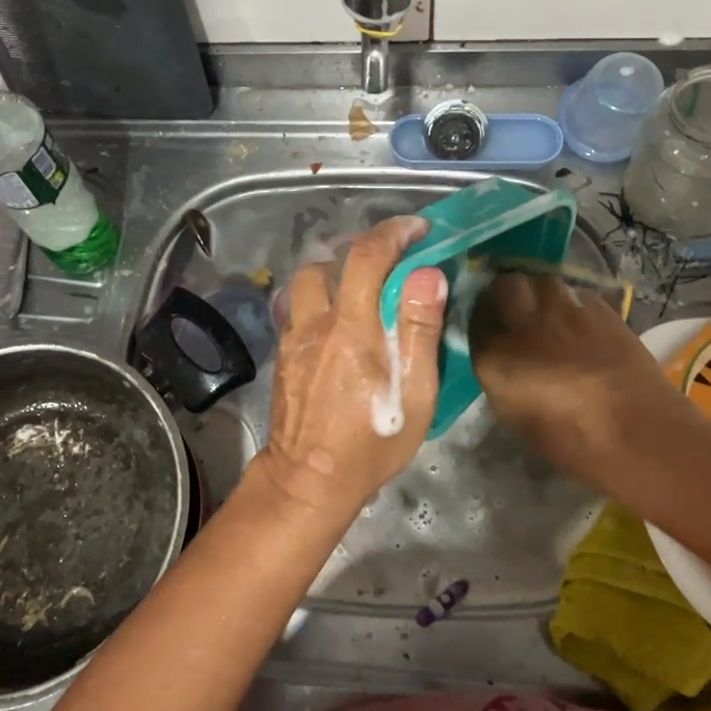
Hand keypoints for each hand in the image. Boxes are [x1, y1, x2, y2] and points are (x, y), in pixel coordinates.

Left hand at [253, 216, 447, 519]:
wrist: (308, 481)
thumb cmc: (371, 443)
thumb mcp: (414, 395)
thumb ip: (419, 330)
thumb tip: (427, 274)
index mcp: (352, 328)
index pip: (367, 256)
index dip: (393, 232)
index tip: (417, 229)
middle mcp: (316, 322)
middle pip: (329, 260)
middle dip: (361, 250)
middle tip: (391, 262)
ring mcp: (294, 336)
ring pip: (307, 282)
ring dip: (334, 274)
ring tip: (362, 291)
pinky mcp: (283, 353)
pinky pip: (299, 308)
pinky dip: (320, 299)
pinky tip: (338, 323)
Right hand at [470, 272, 709, 499]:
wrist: (642, 435)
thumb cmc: (574, 443)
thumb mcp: (517, 416)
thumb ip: (500, 376)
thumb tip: (500, 355)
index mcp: (495, 356)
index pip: (475, 320)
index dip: (482, 321)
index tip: (489, 330)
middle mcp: (524, 323)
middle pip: (504, 287)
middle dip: (505, 295)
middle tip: (515, 314)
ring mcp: (564, 310)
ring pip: (540, 282)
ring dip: (538, 294)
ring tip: (547, 315)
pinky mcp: (599, 307)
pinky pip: (574, 293)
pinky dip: (570, 304)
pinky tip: (579, 326)